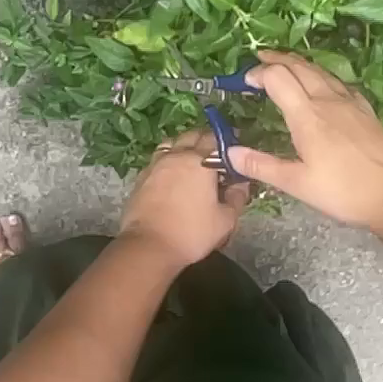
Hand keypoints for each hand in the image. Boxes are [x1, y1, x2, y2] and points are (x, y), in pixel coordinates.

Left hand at [118, 129, 250, 265]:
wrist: (148, 245)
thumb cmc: (191, 232)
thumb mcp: (225, 220)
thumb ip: (236, 198)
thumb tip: (240, 184)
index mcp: (200, 161)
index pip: (215, 139)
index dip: (227, 142)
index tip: (235, 150)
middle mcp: (177, 156)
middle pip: (192, 136)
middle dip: (205, 140)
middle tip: (215, 154)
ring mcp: (156, 164)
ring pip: (172, 144)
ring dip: (184, 146)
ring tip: (192, 161)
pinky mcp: (141, 177)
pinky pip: (159, 159)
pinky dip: (168, 160)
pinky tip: (173, 175)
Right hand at [227, 50, 382, 233]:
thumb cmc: (344, 191)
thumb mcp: (297, 183)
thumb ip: (262, 165)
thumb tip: (230, 152)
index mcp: (307, 116)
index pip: (278, 78)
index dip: (259, 73)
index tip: (244, 81)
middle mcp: (328, 101)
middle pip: (300, 67)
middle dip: (277, 59)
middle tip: (259, 58)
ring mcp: (351, 104)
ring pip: (321, 72)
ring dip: (299, 64)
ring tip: (285, 64)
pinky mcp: (366, 112)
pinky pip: (339, 83)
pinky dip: (322, 76)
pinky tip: (324, 85)